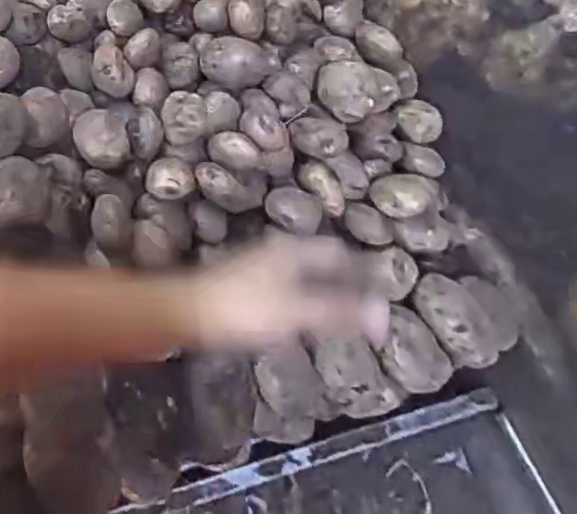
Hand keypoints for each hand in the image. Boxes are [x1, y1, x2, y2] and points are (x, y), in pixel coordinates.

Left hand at [182, 236, 390, 350]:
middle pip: (322, 263)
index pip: (339, 252)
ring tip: (346, 319)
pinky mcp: (248, 286)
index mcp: (291, 249)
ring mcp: (261, 266)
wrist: (189, 311)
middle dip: (347, 282)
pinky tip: (306, 327)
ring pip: (304, 277)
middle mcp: (277, 251)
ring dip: (326, 295)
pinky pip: (288, 291)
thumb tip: (383, 312)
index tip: (387, 289)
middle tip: (371, 307)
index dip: (365, 269)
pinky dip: (305, 306)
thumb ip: (339, 310)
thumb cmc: (244, 307)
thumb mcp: (298, 311)